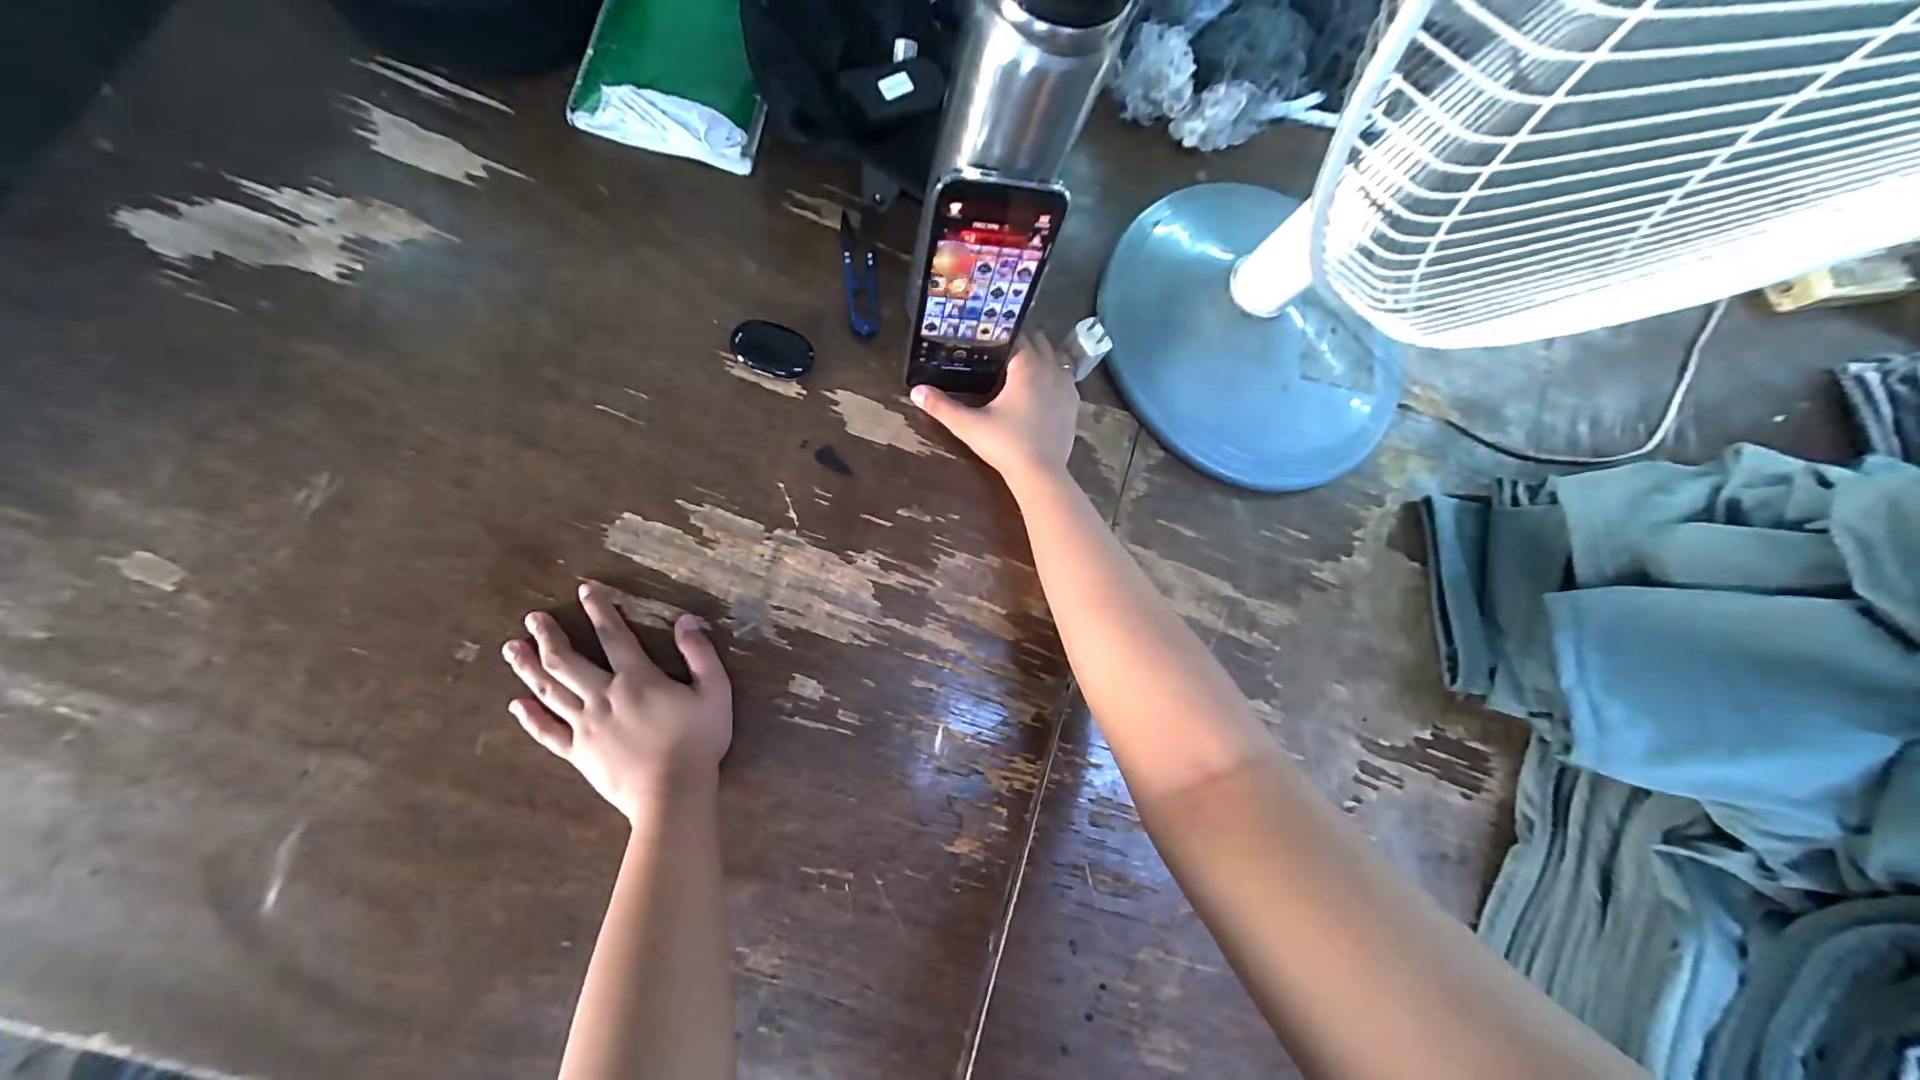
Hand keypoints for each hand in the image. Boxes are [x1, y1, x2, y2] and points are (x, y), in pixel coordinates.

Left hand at [502, 581, 732, 820]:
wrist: (672, 793)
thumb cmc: (699, 740)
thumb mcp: (715, 691)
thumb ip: (700, 653)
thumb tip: (686, 620)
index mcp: (636, 679)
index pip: (613, 636)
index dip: (599, 610)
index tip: (585, 590)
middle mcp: (603, 696)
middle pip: (567, 660)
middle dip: (548, 635)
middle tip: (533, 618)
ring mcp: (585, 726)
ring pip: (549, 691)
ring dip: (528, 667)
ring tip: (511, 648)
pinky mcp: (578, 753)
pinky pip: (547, 732)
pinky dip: (530, 717)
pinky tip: (518, 704)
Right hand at [911, 336, 1078, 489]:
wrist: (1041, 474)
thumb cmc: (1004, 444)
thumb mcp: (968, 425)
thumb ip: (941, 406)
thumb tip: (915, 391)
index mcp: (1027, 366)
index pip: (1017, 335)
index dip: (1003, 334)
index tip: (988, 338)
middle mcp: (1052, 369)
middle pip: (1040, 342)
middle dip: (1023, 343)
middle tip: (1001, 352)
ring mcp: (1067, 387)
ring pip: (1057, 358)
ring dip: (1042, 357)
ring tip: (1022, 368)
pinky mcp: (1074, 405)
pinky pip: (1066, 380)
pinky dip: (1054, 378)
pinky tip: (1042, 390)